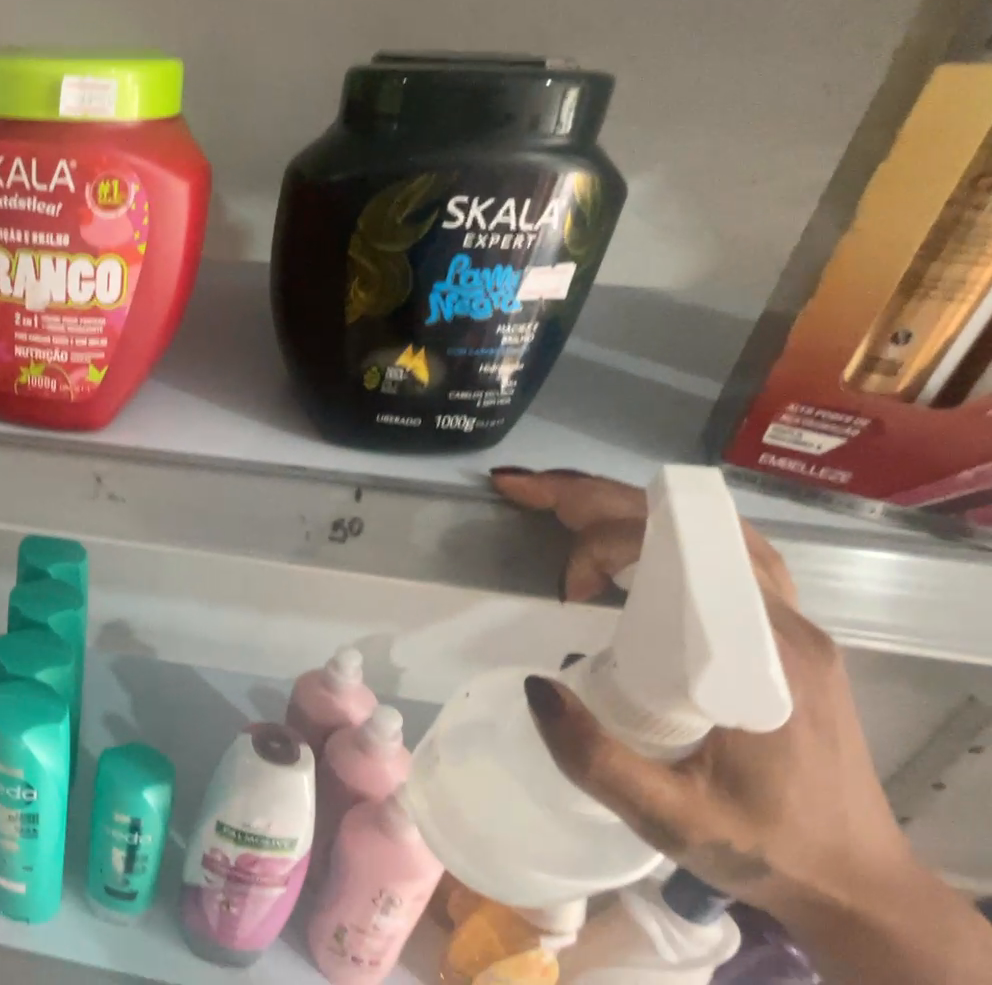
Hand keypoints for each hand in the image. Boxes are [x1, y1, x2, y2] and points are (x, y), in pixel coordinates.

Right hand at [491, 468, 915, 922]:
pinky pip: (725, 560)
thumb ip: (595, 756)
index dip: (603, 528)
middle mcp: (785, 624)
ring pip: (711, 534)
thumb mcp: (669, 818)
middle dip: (595, 498)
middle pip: (692, 525)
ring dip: (629, 510)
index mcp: (765, 653)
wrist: (859, 887)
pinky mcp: (785, 642)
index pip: (682, 549)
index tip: (553, 573)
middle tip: (516, 488)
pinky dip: (665, 535)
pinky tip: (624, 551)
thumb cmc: (767, 848)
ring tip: (557, 507)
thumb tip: (534, 682)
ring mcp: (791, 629)